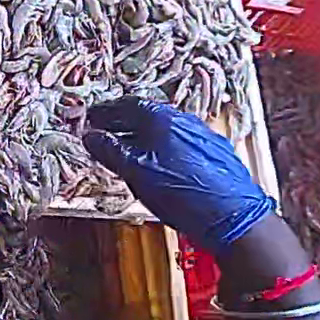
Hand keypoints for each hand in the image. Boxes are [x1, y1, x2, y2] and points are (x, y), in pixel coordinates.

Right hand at [83, 97, 274, 252]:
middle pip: (145, 114)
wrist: (229, 215)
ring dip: (140, 135)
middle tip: (103, 132)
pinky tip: (153, 161)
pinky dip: (158, 145)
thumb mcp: (134, 171)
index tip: (92, 118)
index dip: (106, 111)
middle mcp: (182, 120)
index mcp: (160, 118)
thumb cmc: (179, 190)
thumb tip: (90, 136)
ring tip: (124, 148)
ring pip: (161, 128)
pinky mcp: (211, 152)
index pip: (126, 104)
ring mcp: (199, 135)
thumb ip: (110, 151)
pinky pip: (176, 140)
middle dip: (121, 122)